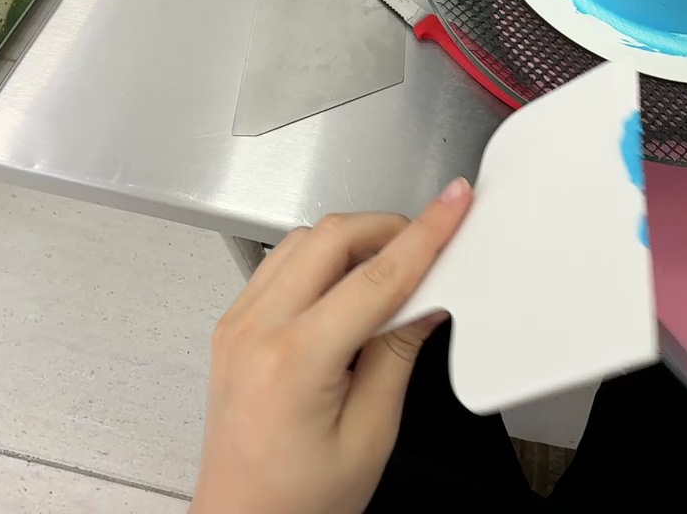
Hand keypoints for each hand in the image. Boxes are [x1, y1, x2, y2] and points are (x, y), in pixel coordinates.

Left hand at [191, 178, 472, 513]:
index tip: (452, 204)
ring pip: (305, 238)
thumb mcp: (371, 434)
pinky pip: (282, 259)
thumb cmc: (298, 504)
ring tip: (389, 271)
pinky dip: (323, 256)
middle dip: (388, 228)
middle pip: (332, 236)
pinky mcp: (233, 321)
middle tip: (427, 245)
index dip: (425, 234)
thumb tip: (428, 294)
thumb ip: (399, 352)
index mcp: (294, 362)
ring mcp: (238, 321)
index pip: (376, 276)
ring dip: (354, 240)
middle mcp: (256, 330)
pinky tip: (346, 284)